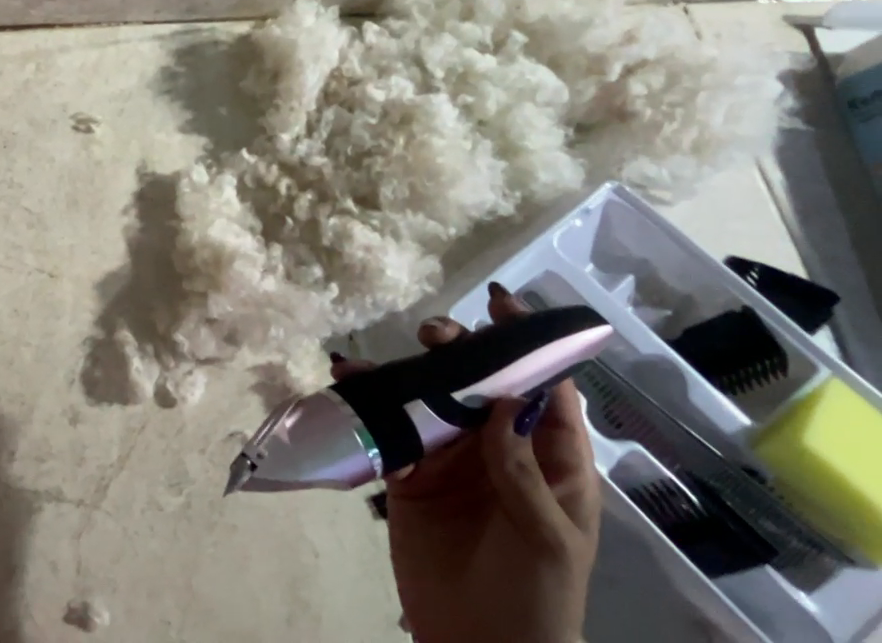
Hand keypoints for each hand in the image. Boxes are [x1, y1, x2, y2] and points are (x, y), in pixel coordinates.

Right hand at [336, 284, 600, 642]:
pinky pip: (388, 433)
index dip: (529, 345)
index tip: (500, 303)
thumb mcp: (547, 536)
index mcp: (549, 461)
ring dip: (402, 374)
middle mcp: (498, 450)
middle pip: (478, 384)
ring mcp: (449, 462)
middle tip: (433, 335)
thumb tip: (505, 400)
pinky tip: (348, 389)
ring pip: (426, 400)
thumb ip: (523, 469)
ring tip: (371, 362)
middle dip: (458, 351)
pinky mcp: (406, 478)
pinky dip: (367, 408)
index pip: (545, 390)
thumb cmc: (536, 595)